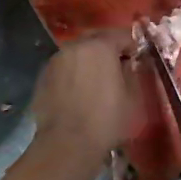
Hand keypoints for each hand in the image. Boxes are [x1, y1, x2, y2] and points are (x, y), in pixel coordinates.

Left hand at [30, 33, 138, 162]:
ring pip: (77, 53)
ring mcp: (56, 60)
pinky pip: (64, 67)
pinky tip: (77, 91)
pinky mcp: (43, 76)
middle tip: (117, 66)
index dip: (132, 45)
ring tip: (95, 80)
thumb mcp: (132, 97)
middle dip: (108, 49)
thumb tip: (128, 63)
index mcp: (100, 46)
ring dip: (88, 60)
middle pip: (96, 39)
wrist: (66, 145)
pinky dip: (73, 73)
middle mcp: (75, 46)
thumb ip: (132, 72)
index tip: (137, 57)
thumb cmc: (106, 120)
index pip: (121, 34)